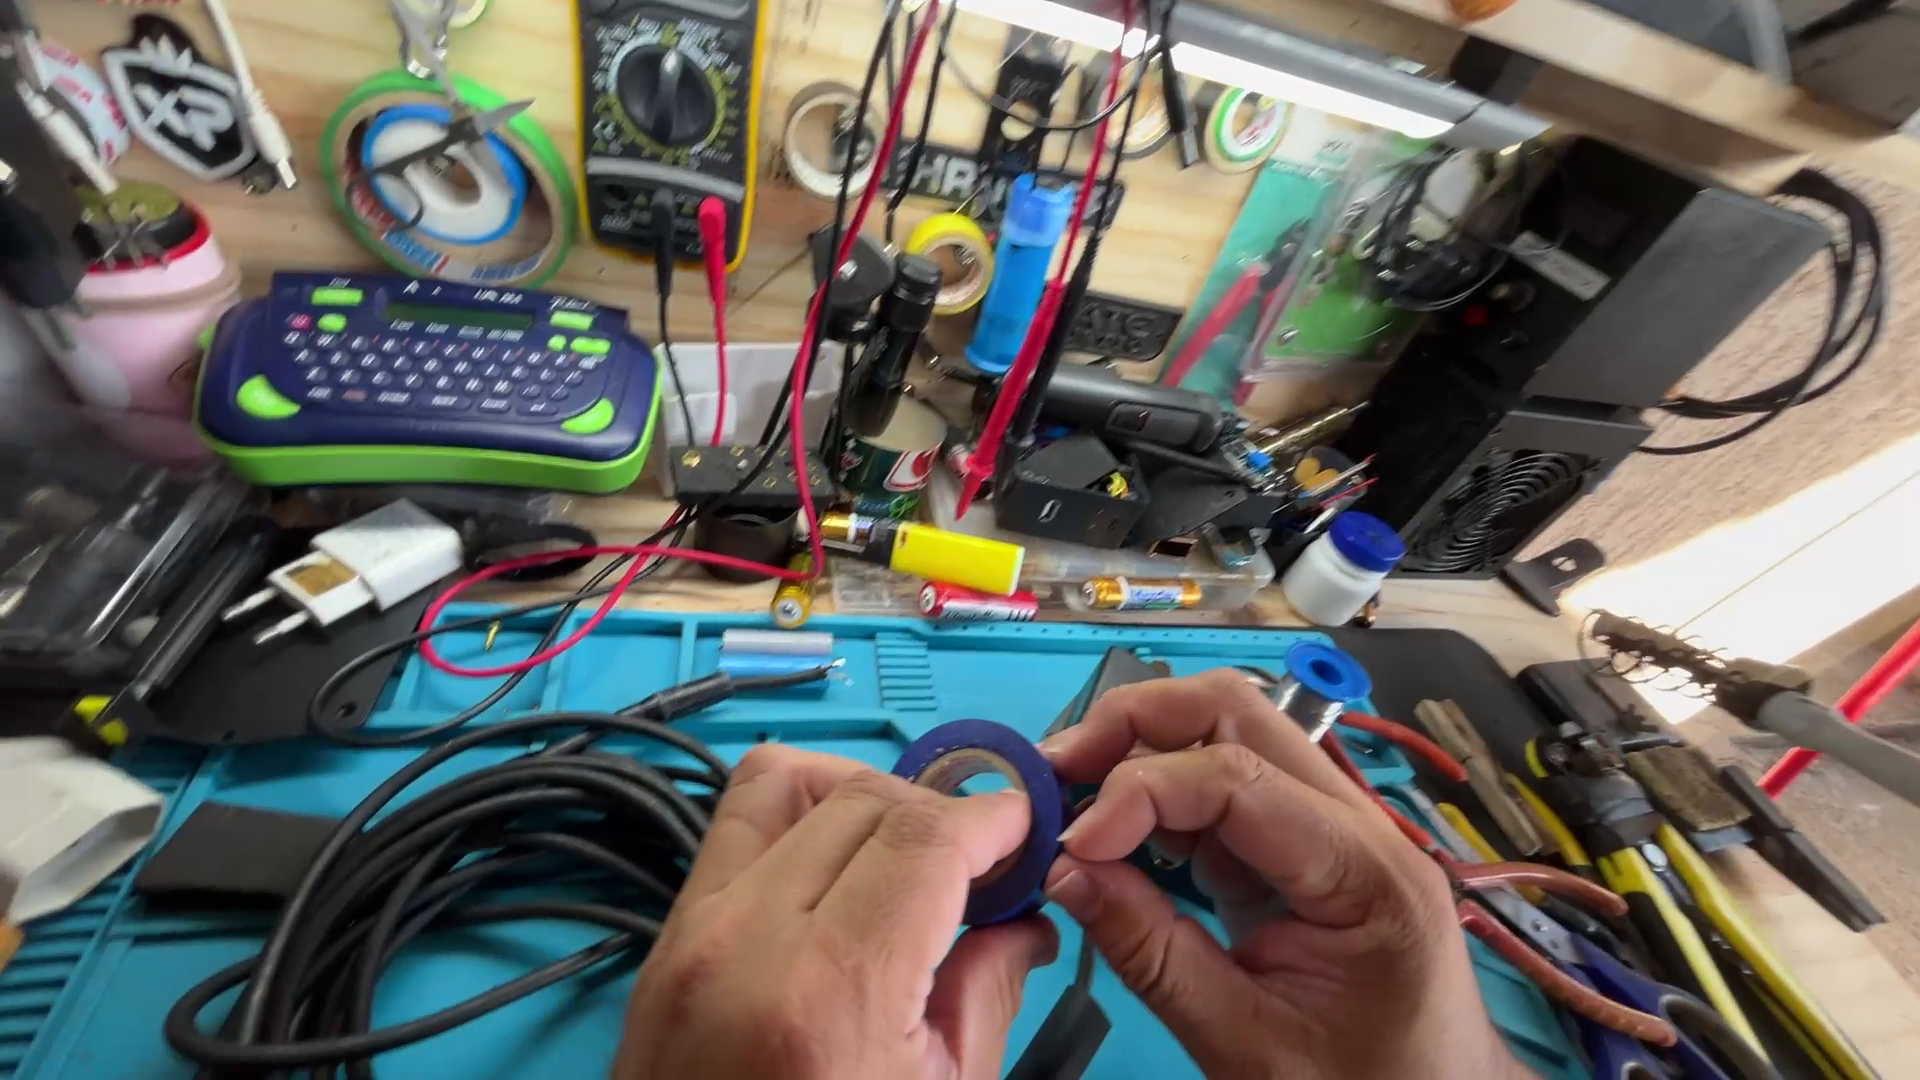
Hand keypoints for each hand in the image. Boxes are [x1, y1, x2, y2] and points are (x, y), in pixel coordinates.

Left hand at [614, 745, 1058, 1079]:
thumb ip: (989, 992)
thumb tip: (1025, 918)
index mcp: (830, 994)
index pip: (924, 839)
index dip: (990, 818)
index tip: (1023, 826)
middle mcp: (750, 936)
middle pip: (867, 798)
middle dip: (940, 810)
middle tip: (975, 857)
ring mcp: (695, 925)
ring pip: (791, 778)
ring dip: (864, 790)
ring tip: (901, 846)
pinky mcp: (670, 928)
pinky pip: (740, 811)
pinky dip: (800, 801)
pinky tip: (836, 849)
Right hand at [1041, 670, 1532, 1079]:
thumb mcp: (1246, 1050)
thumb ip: (1149, 953)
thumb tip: (1060, 868)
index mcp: (1363, 870)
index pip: (1234, 776)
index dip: (1137, 792)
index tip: (1070, 843)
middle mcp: (1351, 816)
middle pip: (1230, 709)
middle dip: (1132, 722)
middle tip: (1061, 771)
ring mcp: (1321, 814)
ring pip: (1218, 722)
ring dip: (1138, 741)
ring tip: (1075, 788)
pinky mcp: (1289, 830)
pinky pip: (1212, 771)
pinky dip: (1152, 780)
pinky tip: (1115, 820)